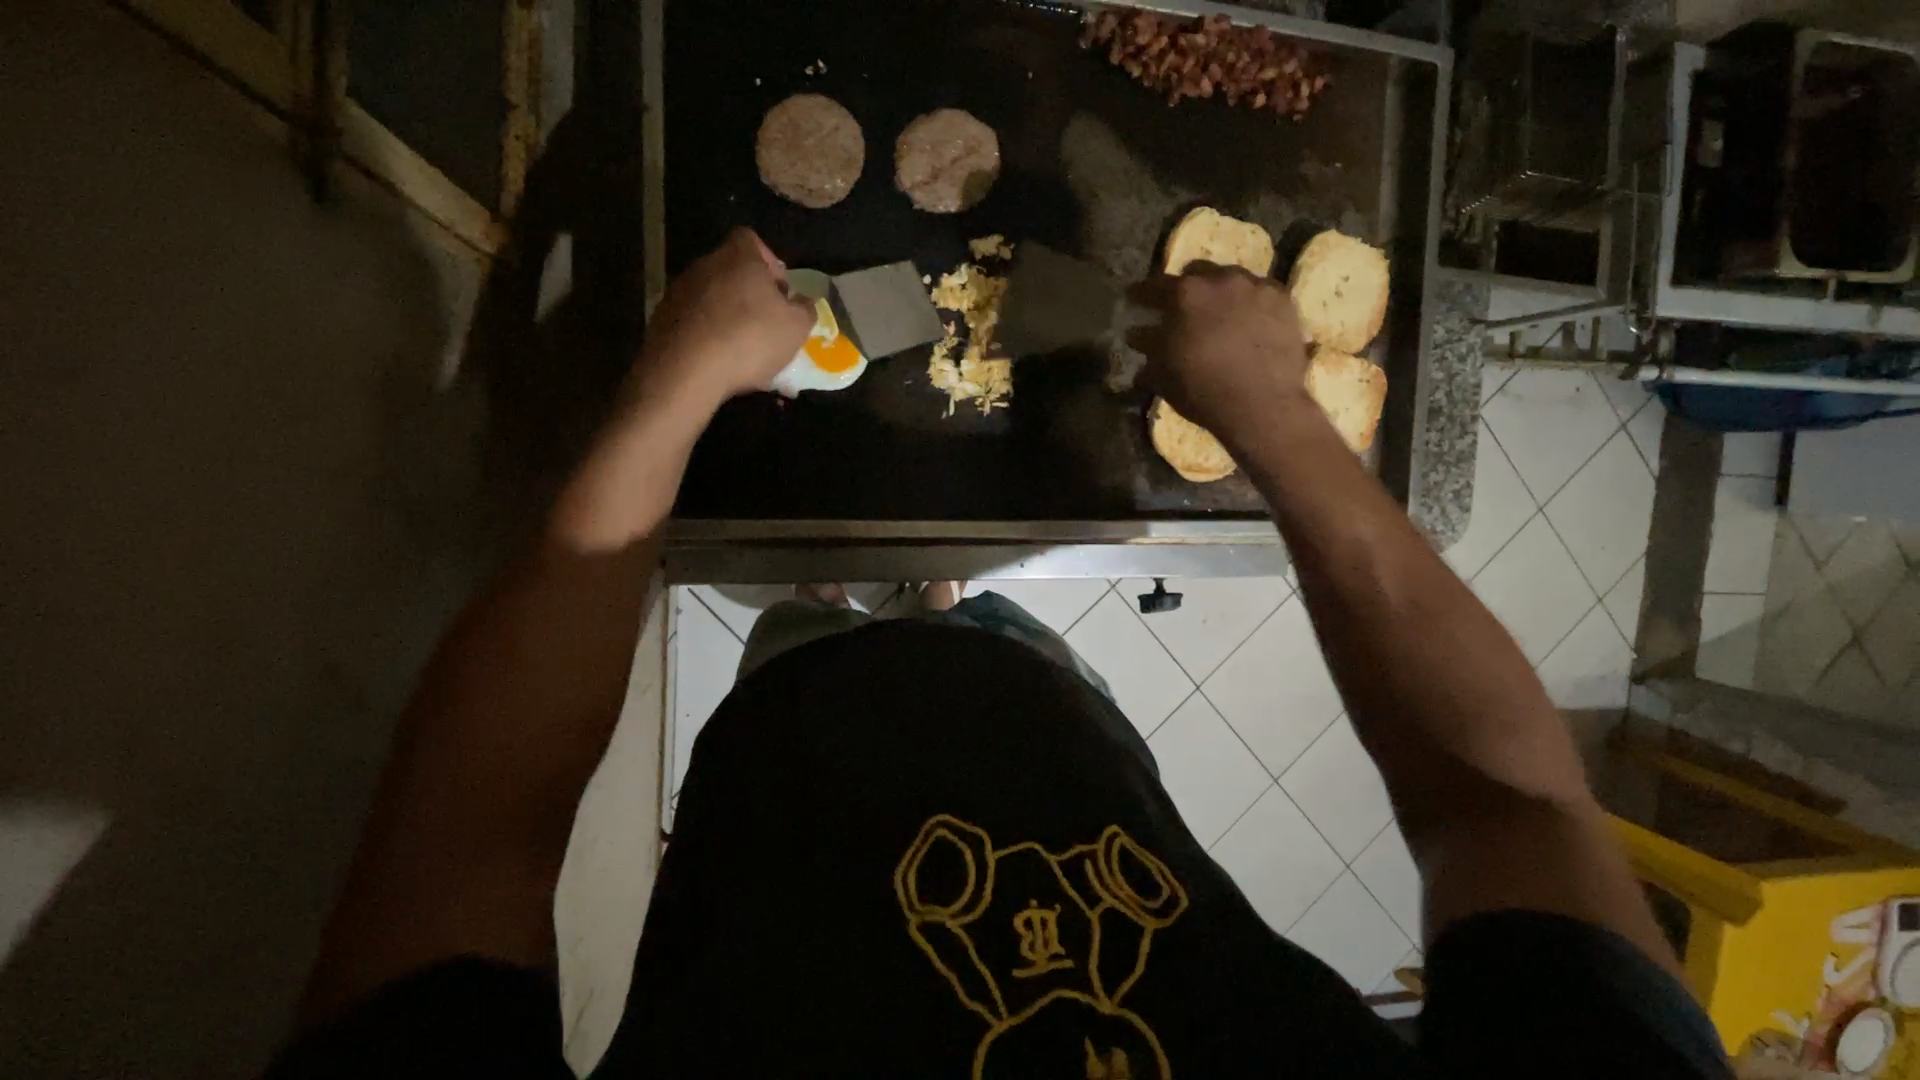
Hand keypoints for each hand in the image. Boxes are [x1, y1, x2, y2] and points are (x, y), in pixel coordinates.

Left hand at [625, 228, 814, 412]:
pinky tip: (716, 358)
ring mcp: (678, 291)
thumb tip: (803, 302)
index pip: (752, 240)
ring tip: (741, 346)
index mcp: (738, 257)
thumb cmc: (749, 339)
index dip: (769, 262)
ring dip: (725, 314)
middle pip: (730, 269)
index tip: (779, 291)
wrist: (685, 371)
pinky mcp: (661, 318)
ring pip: (710, 295)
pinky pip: (692, 319)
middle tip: (765, 321)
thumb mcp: (796, 328)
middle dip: (748, 291)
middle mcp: (704, 264)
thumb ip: (805, 309)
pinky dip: (705, 333)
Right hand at [1132, 263, 1313, 445]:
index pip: (1154, 285)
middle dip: (1187, 288)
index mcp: (1184, 294)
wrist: (1262, 404)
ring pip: (1231, 279)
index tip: (1134, 299)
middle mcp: (1220, 279)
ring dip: (1221, 293)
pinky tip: (1250, 322)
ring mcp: (1256, 286)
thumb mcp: (1163, 374)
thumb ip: (1148, 347)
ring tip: (1220, 315)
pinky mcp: (1283, 299)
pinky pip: (1260, 292)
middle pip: (1197, 273)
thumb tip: (1136, 335)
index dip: (1142, 294)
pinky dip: (1250, 303)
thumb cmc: (1202, 390)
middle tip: (1183, 309)